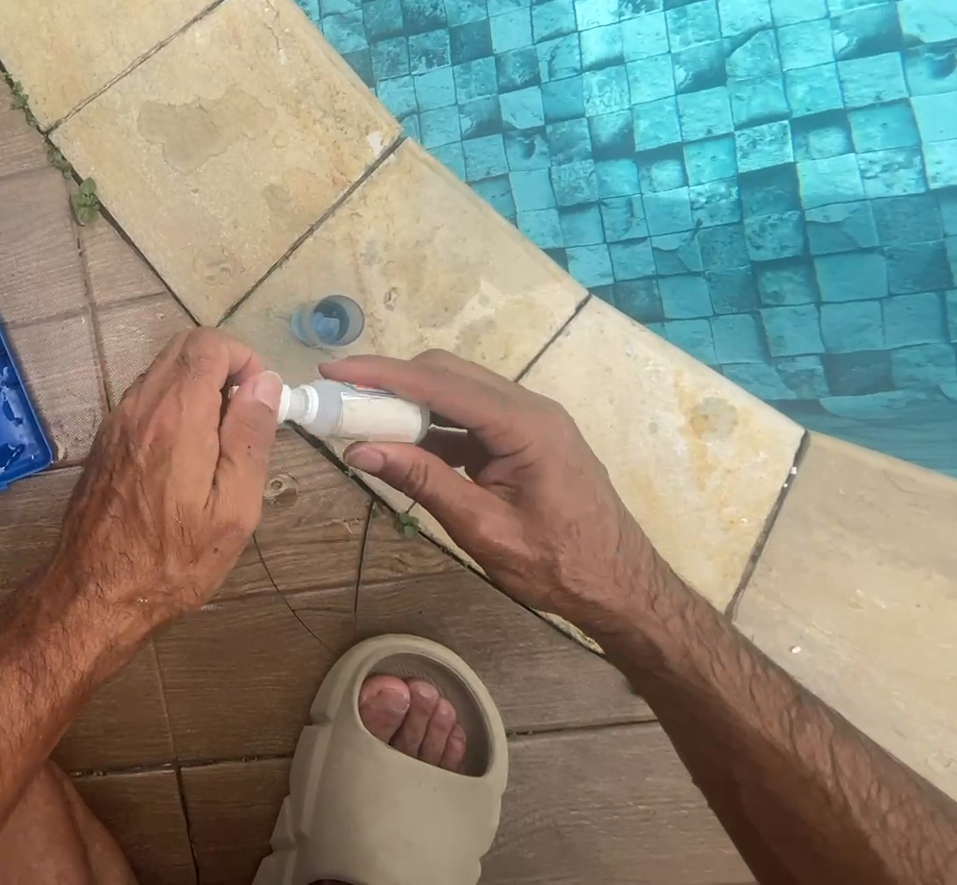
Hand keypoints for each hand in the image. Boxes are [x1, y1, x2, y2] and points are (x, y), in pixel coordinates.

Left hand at [50, 328, 281, 635]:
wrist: (95, 591)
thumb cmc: (173, 559)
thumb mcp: (232, 508)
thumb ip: (249, 437)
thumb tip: (265, 382)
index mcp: (174, 416)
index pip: (207, 343)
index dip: (242, 359)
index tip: (257, 402)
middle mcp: (138, 406)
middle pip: (182, 350)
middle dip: (222, 369)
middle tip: (241, 422)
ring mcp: (115, 421)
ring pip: (162, 373)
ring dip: (197, 389)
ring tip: (217, 448)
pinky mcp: (105, 439)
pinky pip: (145, 400)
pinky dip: (173, 408)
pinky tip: (185, 459)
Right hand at [320, 350, 667, 632]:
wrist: (623, 589)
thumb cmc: (559, 565)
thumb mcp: (482, 528)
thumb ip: (422, 481)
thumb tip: (359, 449)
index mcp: (525, 426)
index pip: (439, 383)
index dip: (381, 373)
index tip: (333, 369)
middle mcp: (528, 409)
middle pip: (445, 372)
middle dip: (388, 378)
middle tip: (341, 397)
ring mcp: (527, 420)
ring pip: (453, 387)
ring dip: (405, 397)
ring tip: (360, 416)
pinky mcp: (520, 436)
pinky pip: (464, 413)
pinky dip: (427, 419)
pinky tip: (400, 440)